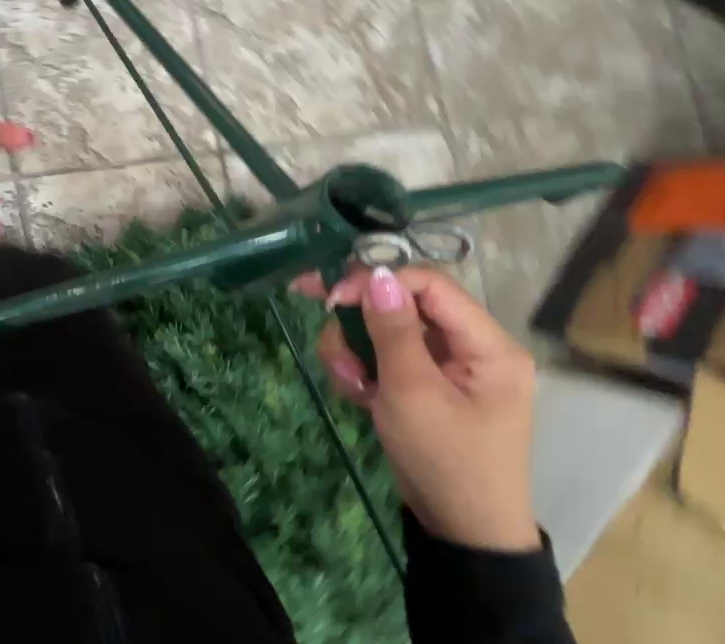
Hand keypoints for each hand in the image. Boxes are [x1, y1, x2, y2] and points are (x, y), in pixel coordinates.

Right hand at [293, 265, 540, 551]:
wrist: (459, 523)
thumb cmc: (444, 456)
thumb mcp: (411, 391)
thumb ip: (393, 330)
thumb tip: (376, 274)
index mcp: (487, 345)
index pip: (429, 284)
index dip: (378, 280)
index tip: (331, 297)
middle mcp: (470, 346)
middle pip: (400, 302)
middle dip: (357, 317)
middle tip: (310, 306)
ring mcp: (445, 365)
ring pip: (382, 328)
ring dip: (353, 348)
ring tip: (350, 383)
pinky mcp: (422, 382)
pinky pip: (382, 354)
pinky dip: (361, 368)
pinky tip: (358, 394)